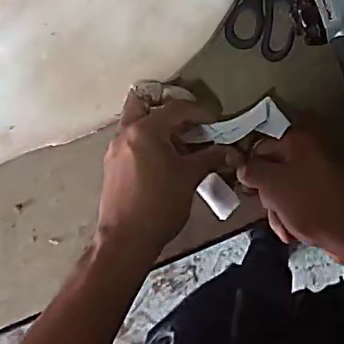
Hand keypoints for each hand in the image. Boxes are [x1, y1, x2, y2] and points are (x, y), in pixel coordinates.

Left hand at [95, 91, 238, 257]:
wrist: (125, 241)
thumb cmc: (159, 205)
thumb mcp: (190, 177)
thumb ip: (211, 157)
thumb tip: (229, 152)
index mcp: (144, 131)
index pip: (177, 108)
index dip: (201, 111)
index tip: (217, 120)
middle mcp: (126, 134)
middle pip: (145, 103)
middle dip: (169, 107)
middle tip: (191, 119)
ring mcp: (116, 150)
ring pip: (137, 122)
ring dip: (159, 124)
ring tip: (184, 139)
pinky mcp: (113, 165)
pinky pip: (133, 140)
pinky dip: (151, 140)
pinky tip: (169, 156)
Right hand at [236, 128, 343, 258]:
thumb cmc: (310, 203)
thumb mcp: (272, 185)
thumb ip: (252, 171)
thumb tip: (242, 166)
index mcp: (298, 142)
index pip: (260, 148)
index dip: (250, 168)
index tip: (246, 187)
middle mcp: (309, 153)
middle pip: (271, 172)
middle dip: (267, 196)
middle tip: (272, 207)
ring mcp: (317, 174)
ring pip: (282, 192)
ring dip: (278, 212)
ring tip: (286, 225)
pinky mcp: (322, 195)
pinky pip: (296, 203)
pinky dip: (291, 217)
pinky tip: (293, 231)